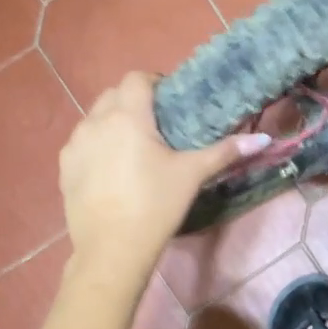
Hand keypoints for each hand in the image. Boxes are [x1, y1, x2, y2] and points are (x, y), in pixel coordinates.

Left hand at [58, 72, 270, 272]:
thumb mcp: (192, 176)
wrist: (112, 250)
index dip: (155, 83)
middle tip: (159, 127)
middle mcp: (94, 121)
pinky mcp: (65, 168)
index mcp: (127, 116)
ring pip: (95, 119)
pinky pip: (83, 145)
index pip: (137, 78)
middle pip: (113, 95)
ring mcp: (75, 145)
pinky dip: (98, 148)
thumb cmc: (155, 206)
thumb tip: (263, 139)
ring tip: (136, 151)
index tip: (172, 103)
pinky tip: (114, 173)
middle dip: (135, 102)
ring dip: (114, 124)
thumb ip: (224, 152)